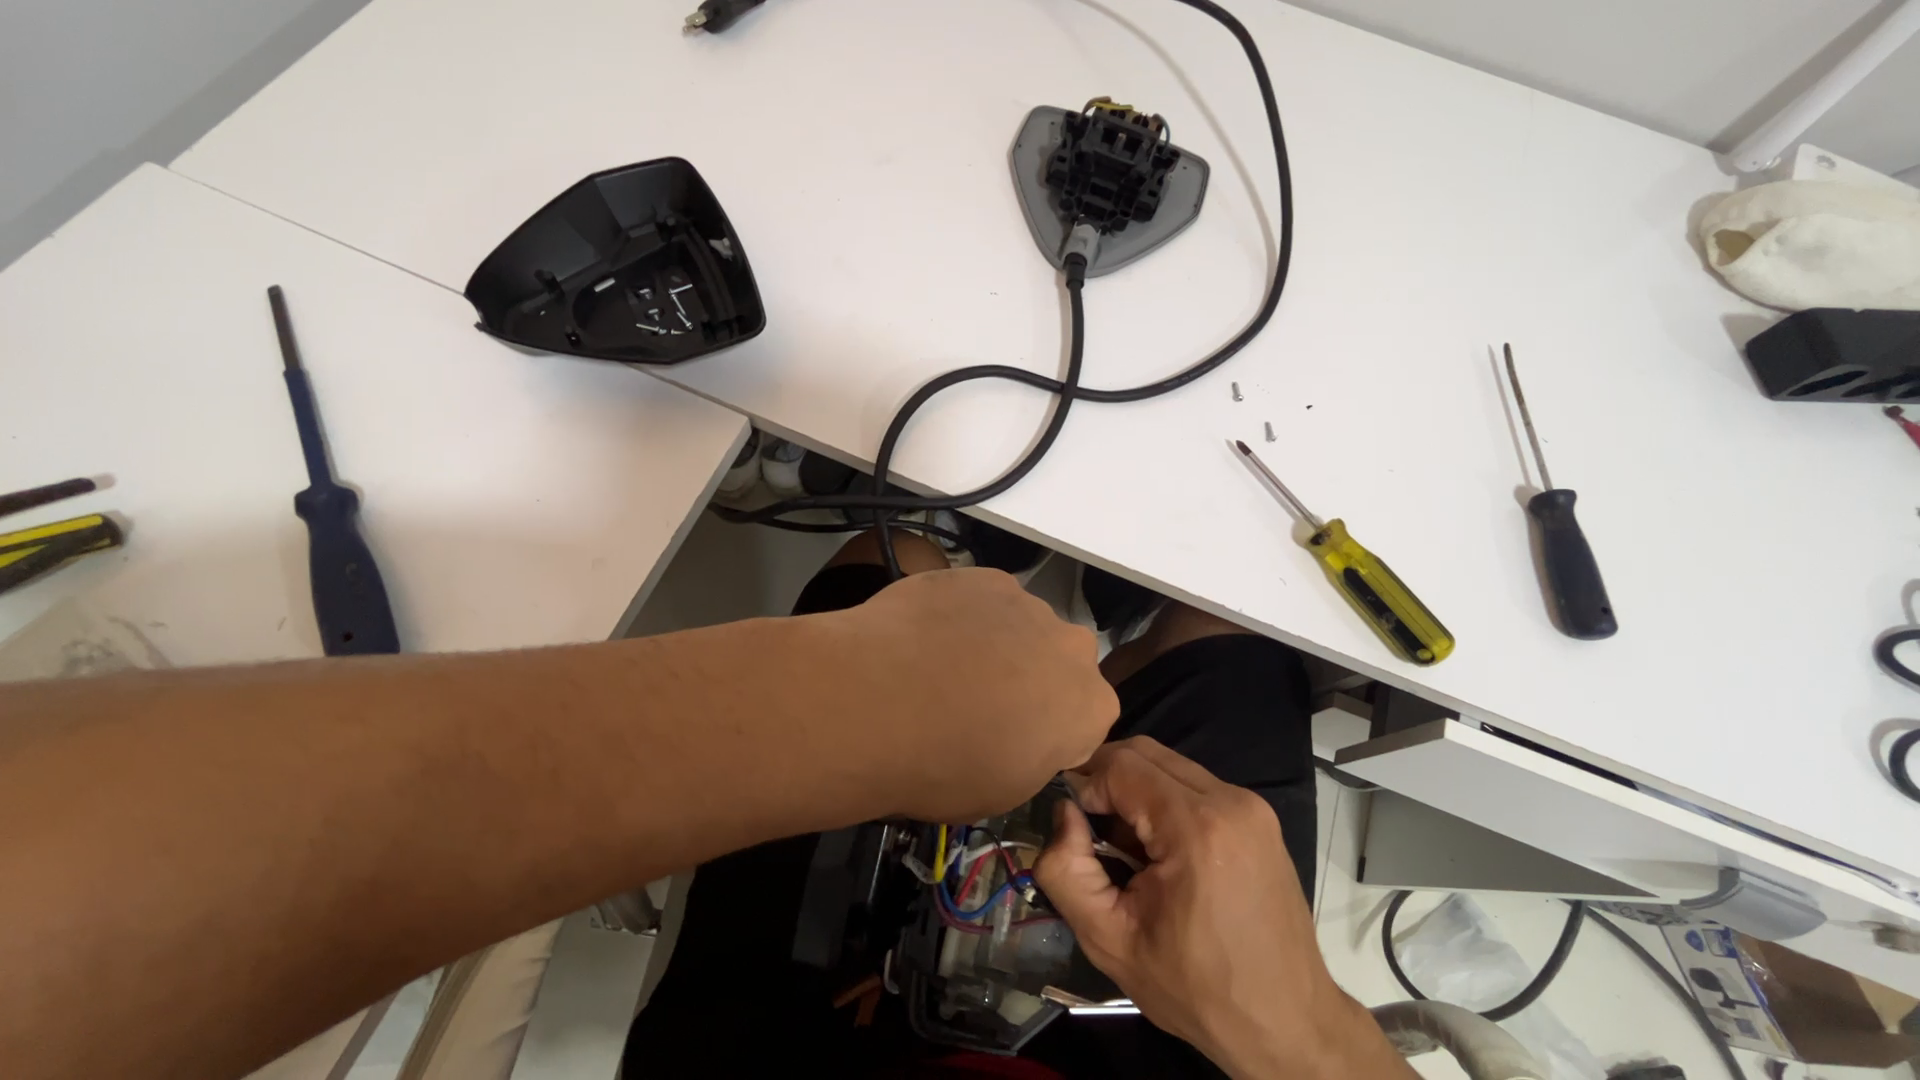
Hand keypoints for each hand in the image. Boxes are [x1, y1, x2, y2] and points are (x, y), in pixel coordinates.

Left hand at [798, 567, 1116, 822]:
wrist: (878, 703)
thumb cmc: (945, 766)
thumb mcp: (1004, 791)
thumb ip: (1034, 754)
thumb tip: (1019, 734)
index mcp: (1091, 706)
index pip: (1085, 719)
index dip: (1049, 732)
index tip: (1013, 742)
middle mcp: (1072, 647)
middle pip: (1059, 662)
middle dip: (1031, 677)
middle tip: (978, 704)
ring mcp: (1026, 603)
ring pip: (1020, 625)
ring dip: (995, 643)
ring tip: (940, 669)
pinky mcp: (980, 575)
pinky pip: (981, 599)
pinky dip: (961, 614)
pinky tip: (923, 638)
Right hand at [1033, 738, 1412, 1079]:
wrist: (1286, 1023)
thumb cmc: (1196, 989)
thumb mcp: (1109, 940)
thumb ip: (1066, 869)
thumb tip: (1064, 813)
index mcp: (1196, 827)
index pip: (1120, 763)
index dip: (1085, 785)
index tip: (1074, 829)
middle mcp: (1230, 800)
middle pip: (1145, 752)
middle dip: (1106, 780)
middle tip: (1090, 831)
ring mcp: (1252, 806)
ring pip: (1171, 765)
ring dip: (1136, 791)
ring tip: (1126, 848)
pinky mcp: (1260, 819)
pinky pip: (1196, 786)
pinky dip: (1165, 802)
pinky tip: (1160, 852)